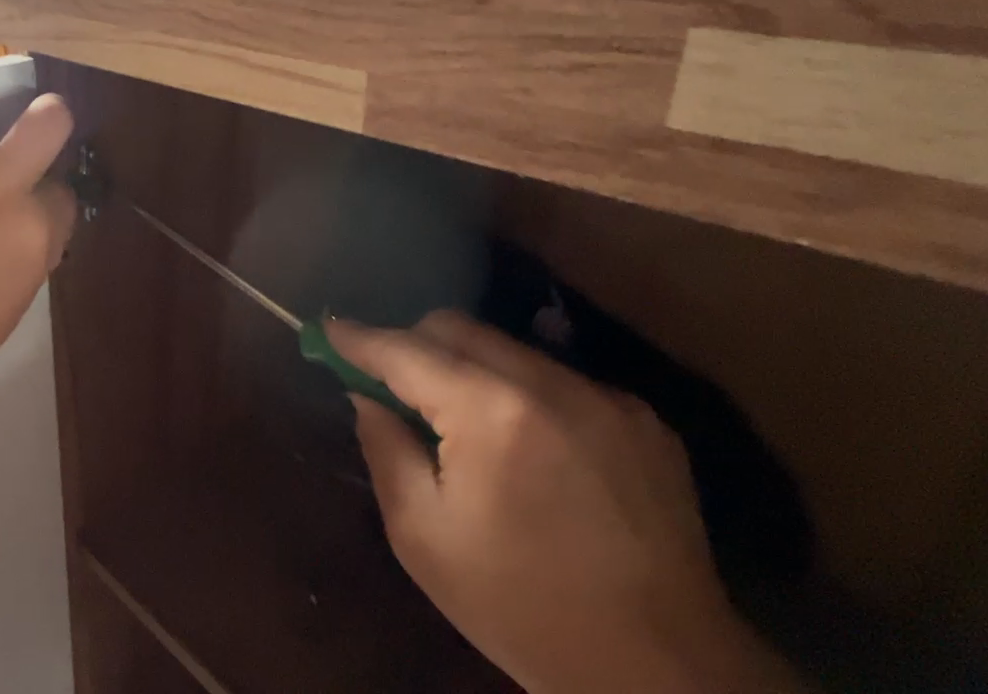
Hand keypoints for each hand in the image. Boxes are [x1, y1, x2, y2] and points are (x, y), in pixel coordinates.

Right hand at [330, 312, 805, 693]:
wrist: (660, 669)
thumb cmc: (519, 606)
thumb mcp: (422, 536)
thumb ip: (385, 449)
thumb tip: (367, 396)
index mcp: (491, 414)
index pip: (406, 351)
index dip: (359, 338)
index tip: (328, 329)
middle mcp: (552, 385)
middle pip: (459, 328)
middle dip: (413, 343)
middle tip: (390, 384)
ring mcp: (606, 398)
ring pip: (511, 349)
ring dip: (470, 368)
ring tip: (461, 424)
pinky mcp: (643, 421)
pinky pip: (560, 381)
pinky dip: (524, 394)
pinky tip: (528, 448)